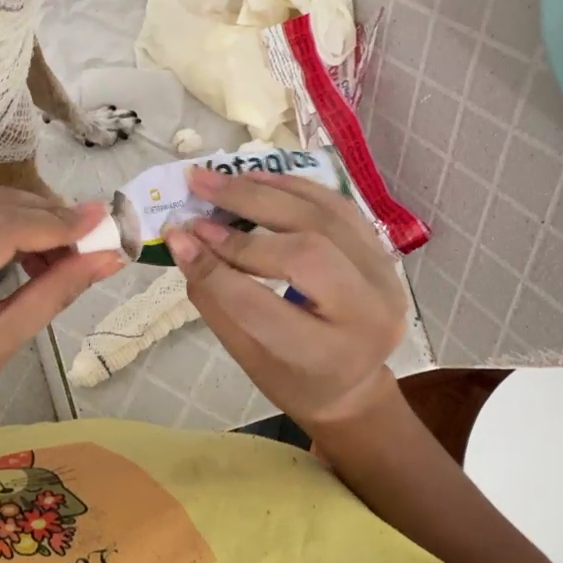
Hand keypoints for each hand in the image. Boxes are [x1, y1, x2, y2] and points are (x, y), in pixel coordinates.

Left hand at [0, 187, 124, 466]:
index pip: (4, 228)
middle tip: (89, 240)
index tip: (104, 224)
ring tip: (62, 253)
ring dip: (26, 219)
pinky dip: (1, 228)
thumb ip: (56, 292)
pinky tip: (28, 254)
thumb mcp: (3, 341)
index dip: (58, 223)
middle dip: (47, 216)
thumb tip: (110, 257)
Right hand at [165, 166, 408, 428]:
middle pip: (306, 248)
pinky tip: (257, 178)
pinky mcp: (384, 253)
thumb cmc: (289, 378)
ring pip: (325, 215)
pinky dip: (294, 187)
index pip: (257, 303)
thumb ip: (214, 298)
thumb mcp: (244, 354)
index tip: (177, 236)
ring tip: (220, 178)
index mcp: (325, 354)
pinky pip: (338, 206)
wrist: (351, 384)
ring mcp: (385, 278)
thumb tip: (182, 240)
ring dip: (266, 190)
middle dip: (245, 214)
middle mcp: (367, 313)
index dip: (214, 267)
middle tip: (197, 189)